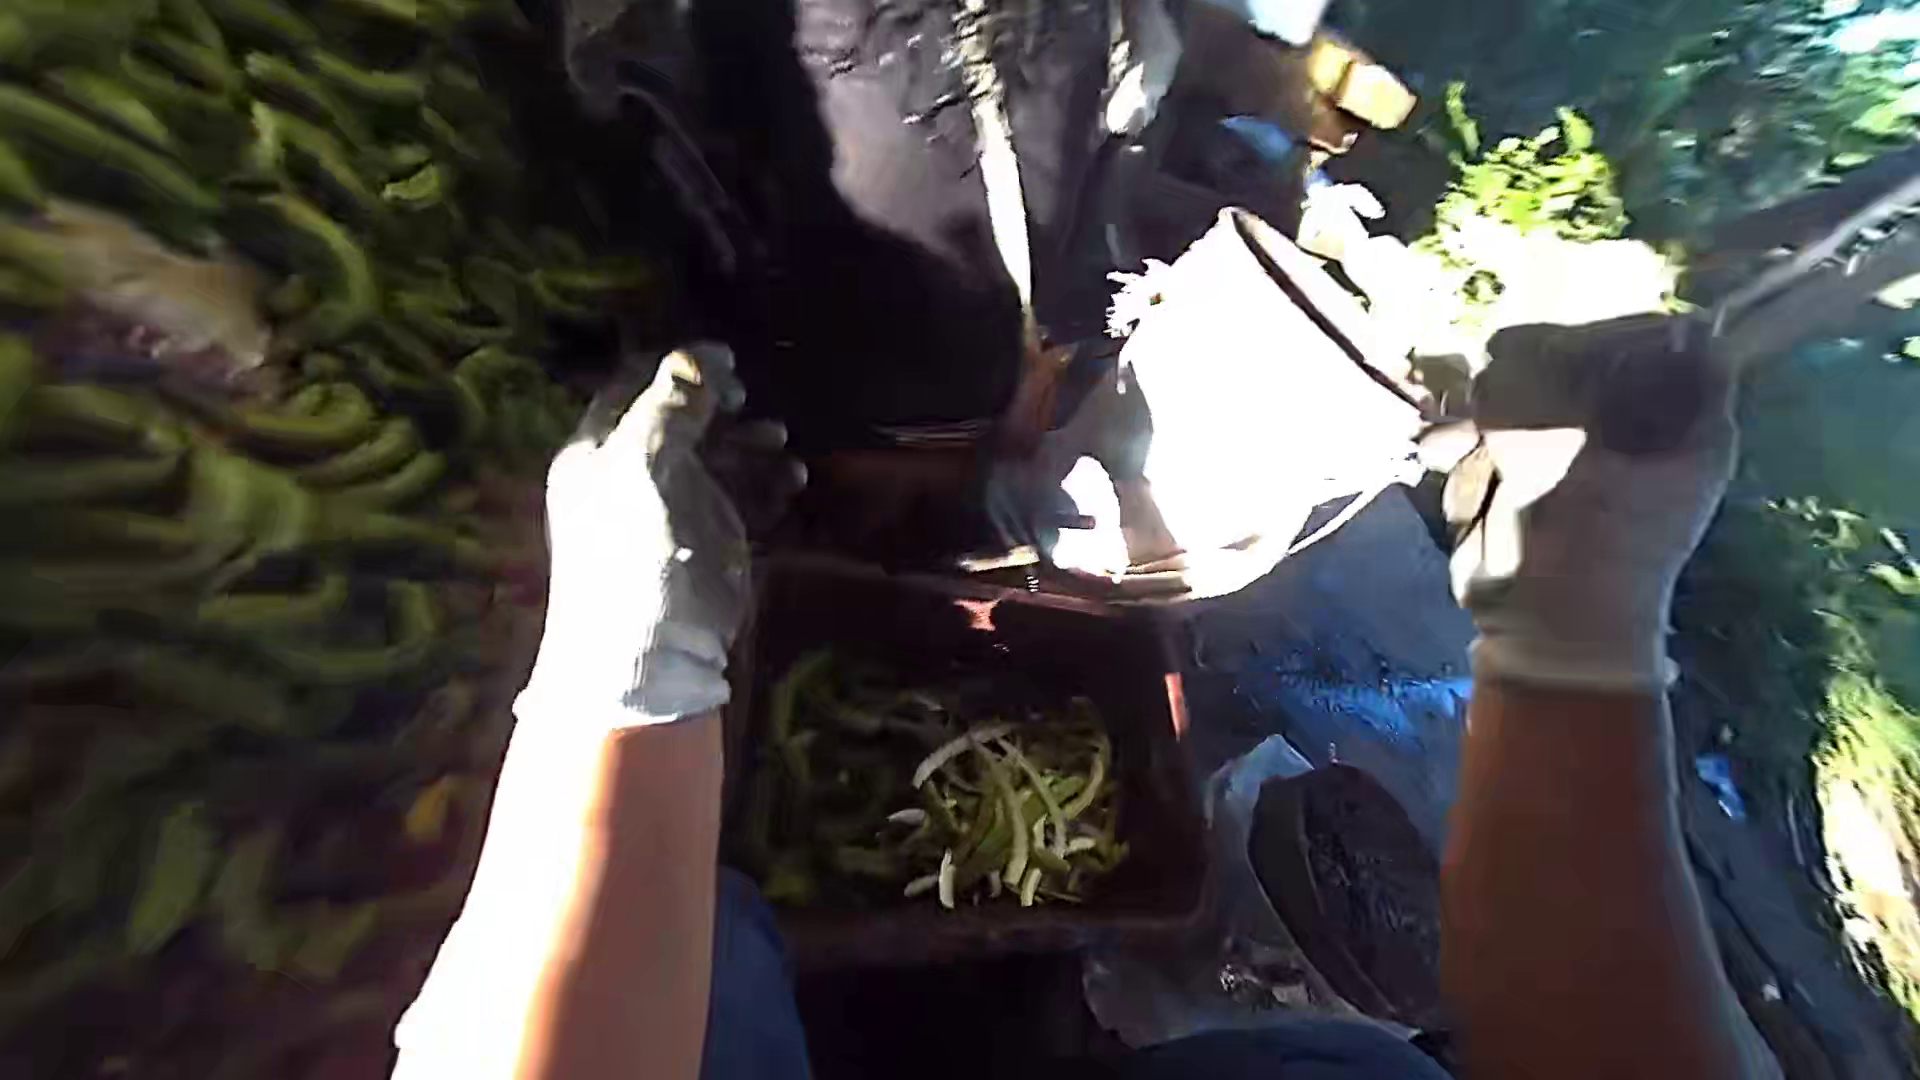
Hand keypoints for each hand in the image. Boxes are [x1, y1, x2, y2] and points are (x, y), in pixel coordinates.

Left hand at [517, 344, 754, 729]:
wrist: (654, 648)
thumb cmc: (636, 552)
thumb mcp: (645, 468)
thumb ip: (671, 409)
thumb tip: (698, 355)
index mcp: (604, 451)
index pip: (637, 389)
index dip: (679, 369)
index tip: (727, 360)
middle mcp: (641, 472)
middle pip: (688, 420)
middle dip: (723, 407)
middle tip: (752, 404)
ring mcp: (683, 504)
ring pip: (723, 456)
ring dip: (754, 444)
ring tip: (782, 441)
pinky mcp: (718, 532)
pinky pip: (748, 493)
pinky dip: (772, 481)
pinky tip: (793, 477)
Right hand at [1442, 315, 1737, 691]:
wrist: (1540, 624)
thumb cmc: (1578, 553)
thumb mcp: (1563, 473)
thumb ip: (1534, 406)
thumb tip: (1495, 349)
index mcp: (1676, 420)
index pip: (1652, 340)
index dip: (1595, 338)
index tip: (1539, 356)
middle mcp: (1622, 425)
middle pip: (1567, 365)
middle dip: (1513, 383)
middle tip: (1484, 406)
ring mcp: (1562, 449)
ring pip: (1509, 400)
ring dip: (1470, 418)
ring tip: (1445, 446)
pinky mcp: (1511, 471)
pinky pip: (1477, 435)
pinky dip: (1453, 445)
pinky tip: (1438, 458)